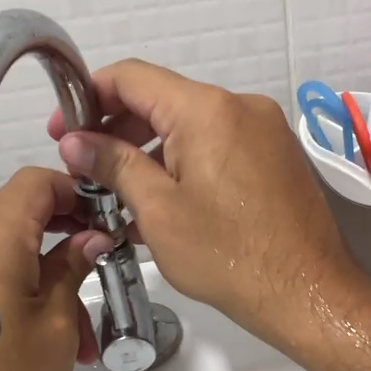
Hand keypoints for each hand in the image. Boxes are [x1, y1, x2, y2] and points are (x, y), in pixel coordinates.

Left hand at [0, 168, 111, 370]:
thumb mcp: (55, 324)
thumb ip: (72, 267)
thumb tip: (93, 237)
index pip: (35, 183)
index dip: (75, 194)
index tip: (106, 221)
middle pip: (18, 211)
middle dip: (65, 236)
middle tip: (101, 267)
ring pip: (4, 247)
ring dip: (46, 273)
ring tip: (81, 331)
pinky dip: (18, 286)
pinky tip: (47, 331)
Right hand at [47, 60, 359, 342]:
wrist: (307, 292)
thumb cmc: (230, 257)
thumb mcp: (159, 211)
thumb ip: (114, 165)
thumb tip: (76, 141)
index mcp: (208, 110)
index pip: (132, 77)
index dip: (89, 97)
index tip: (63, 131)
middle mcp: (242, 107)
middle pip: (163, 101)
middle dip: (118, 131)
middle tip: (86, 170)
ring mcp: (265, 132)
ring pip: (191, 128)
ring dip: (151, 154)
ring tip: (118, 196)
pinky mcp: (277, 158)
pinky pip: (219, 148)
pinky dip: (186, 166)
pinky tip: (162, 203)